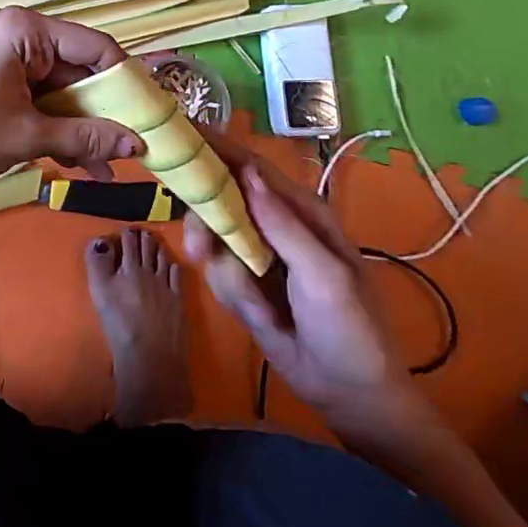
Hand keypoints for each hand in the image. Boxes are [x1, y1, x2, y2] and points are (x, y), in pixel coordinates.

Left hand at [0, 7, 141, 197]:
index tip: (148, 116)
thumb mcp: (28, 137)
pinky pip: (40, 97)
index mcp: (24, 30)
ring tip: (104, 169)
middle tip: (130, 148)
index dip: (124, 82)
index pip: (95, 46)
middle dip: (101, 113)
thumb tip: (139, 146)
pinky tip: (77, 162)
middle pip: (79, 68)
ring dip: (81, 127)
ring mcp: (6, 55)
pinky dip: (57, 126)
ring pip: (62, 89)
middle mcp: (18, 32)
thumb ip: (86, 136)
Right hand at [183, 134, 428, 437]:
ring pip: (211, 241)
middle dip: (207, 228)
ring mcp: (255, 254)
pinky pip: (217, 274)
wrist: (350, 394)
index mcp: (300, 210)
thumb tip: (249, 171)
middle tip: (199, 251)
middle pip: (218, 201)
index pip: (250, 166)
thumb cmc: (350, 328)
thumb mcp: (323, 274)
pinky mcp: (243, 283)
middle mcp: (273, 224)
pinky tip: (263, 318)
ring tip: (258, 308)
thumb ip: (283, 223)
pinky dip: (233, 296)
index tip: (177, 132)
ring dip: (228, 276)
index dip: (215, 147)